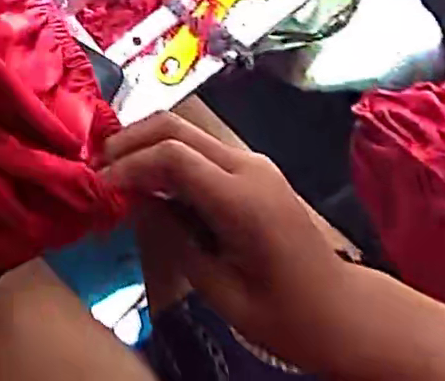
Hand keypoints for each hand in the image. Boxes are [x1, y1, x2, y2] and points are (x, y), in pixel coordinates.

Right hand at [101, 112, 353, 365]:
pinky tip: (146, 176)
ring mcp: (250, 160)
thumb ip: (176, 241)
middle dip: (129, 139)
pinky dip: (163, 151)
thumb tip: (136, 202)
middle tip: (96, 163)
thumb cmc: (289, 317)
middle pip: (174, 126)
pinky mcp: (248, 166)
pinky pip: (196, 145)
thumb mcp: (225, 296)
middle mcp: (247, 166)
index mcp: (243, 200)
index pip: (173, 157)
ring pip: (183, 128)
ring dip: (143, 140)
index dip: (129, 164)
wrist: (348, 314)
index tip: (100, 184)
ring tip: (113, 167)